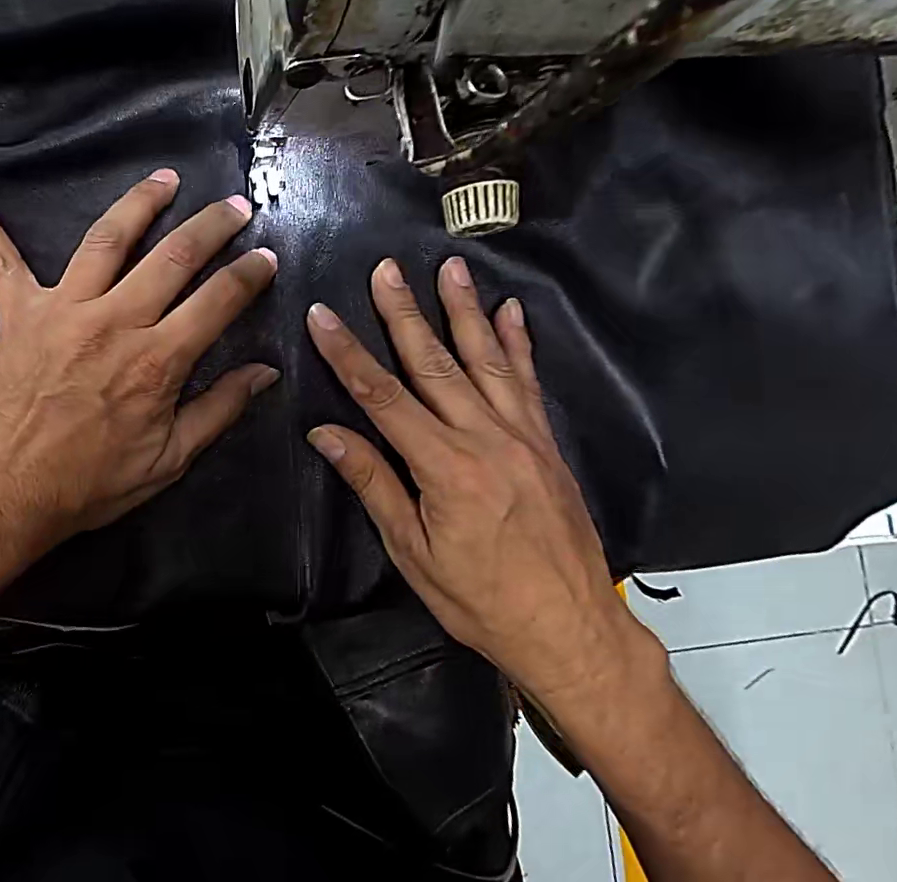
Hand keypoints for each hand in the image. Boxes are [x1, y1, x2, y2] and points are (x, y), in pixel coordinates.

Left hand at [0, 169, 278, 556]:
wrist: (0, 493)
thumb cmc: (89, 483)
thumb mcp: (169, 460)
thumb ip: (219, 410)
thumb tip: (265, 372)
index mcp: (157, 360)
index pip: (218, 301)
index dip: (249, 275)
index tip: (266, 258)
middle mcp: (114, 320)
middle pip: (174, 255)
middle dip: (212, 225)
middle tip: (235, 205)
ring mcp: (62, 309)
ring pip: (107, 237)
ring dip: (139, 202)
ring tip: (165, 178)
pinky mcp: (17, 312)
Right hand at [304, 257, 660, 701]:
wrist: (572, 629)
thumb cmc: (482, 600)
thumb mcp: (414, 553)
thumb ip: (373, 484)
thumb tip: (326, 434)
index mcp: (444, 467)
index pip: (382, 396)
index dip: (347, 352)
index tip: (324, 315)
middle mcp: (484, 437)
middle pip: (433, 363)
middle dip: (404, 312)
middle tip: (386, 269)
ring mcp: (521, 435)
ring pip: (485, 359)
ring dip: (462, 310)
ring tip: (449, 267)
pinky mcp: (545, 442)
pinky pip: (528, 382)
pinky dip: (518, 343)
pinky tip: (510, 311)